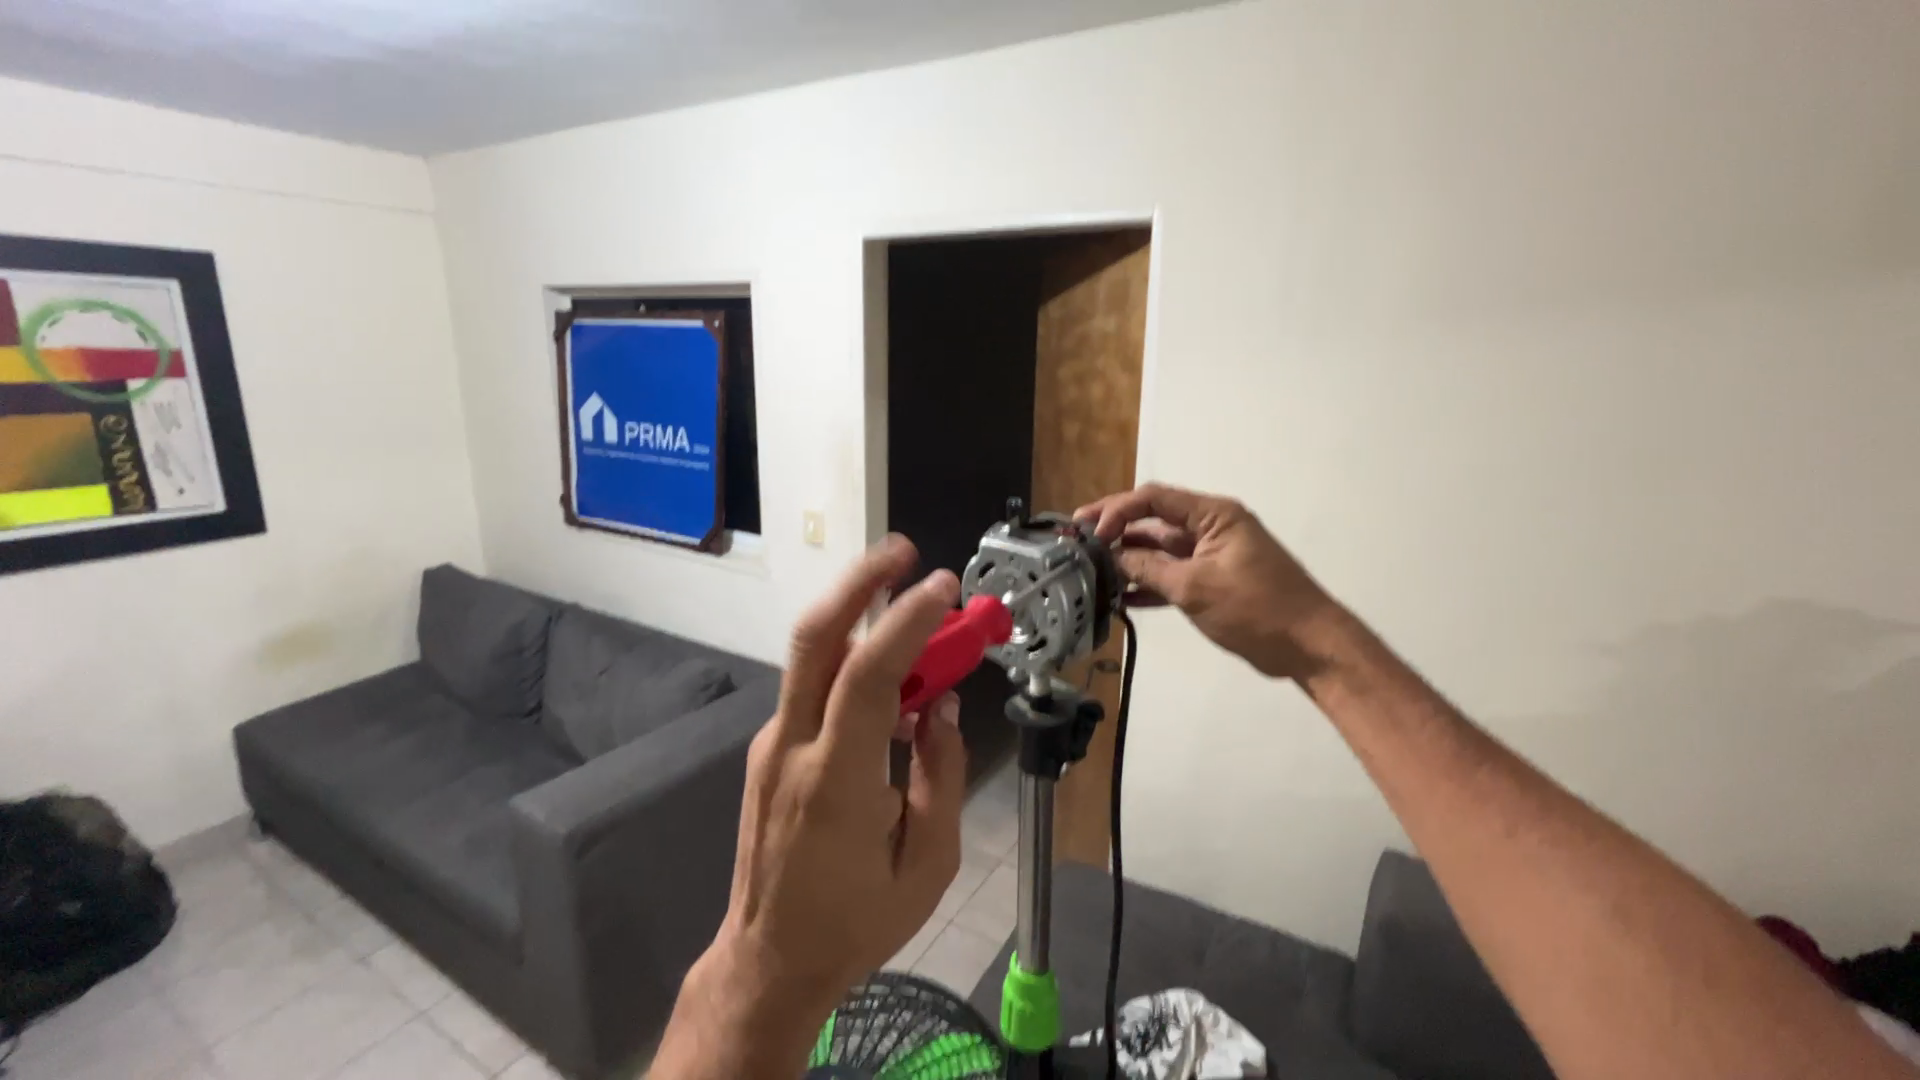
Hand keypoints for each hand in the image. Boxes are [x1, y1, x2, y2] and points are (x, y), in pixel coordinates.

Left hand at [655, 537, 967, 1079]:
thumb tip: (942, 706)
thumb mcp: (929, 863)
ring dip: (856, 615)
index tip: (945, 589)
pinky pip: (811, 688)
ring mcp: (772, 746)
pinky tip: (888, 673)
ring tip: (909, 602)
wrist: (769, 959)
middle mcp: (792, 748)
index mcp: (836, 782)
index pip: (869, 676)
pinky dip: (849, 660)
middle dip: (858, 583)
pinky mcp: (769, 750)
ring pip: (810, 656)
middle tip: (904, 553)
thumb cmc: (857, 921)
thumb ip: (940, 774)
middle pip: (814, 639)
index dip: (908, 623)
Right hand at [1077, 483, 1340, 678]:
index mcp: (1213, 515)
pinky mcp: (1213, 581)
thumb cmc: (1255, 608)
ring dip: (1129, 557)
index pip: (1154, 499)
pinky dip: (1148, 582)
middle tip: (1078, 537)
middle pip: (1154, 519)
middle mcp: (1210, 527)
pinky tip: (1121, 595)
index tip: (1091, 533)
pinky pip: (1172, 574)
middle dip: (1116, 528)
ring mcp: (1211, 555)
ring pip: (1160, 548)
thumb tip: (1113, 555)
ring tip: (1092, 568)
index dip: (1117, 511)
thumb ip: (1149, 569)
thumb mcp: (1194, 587)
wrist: (1308, 645)